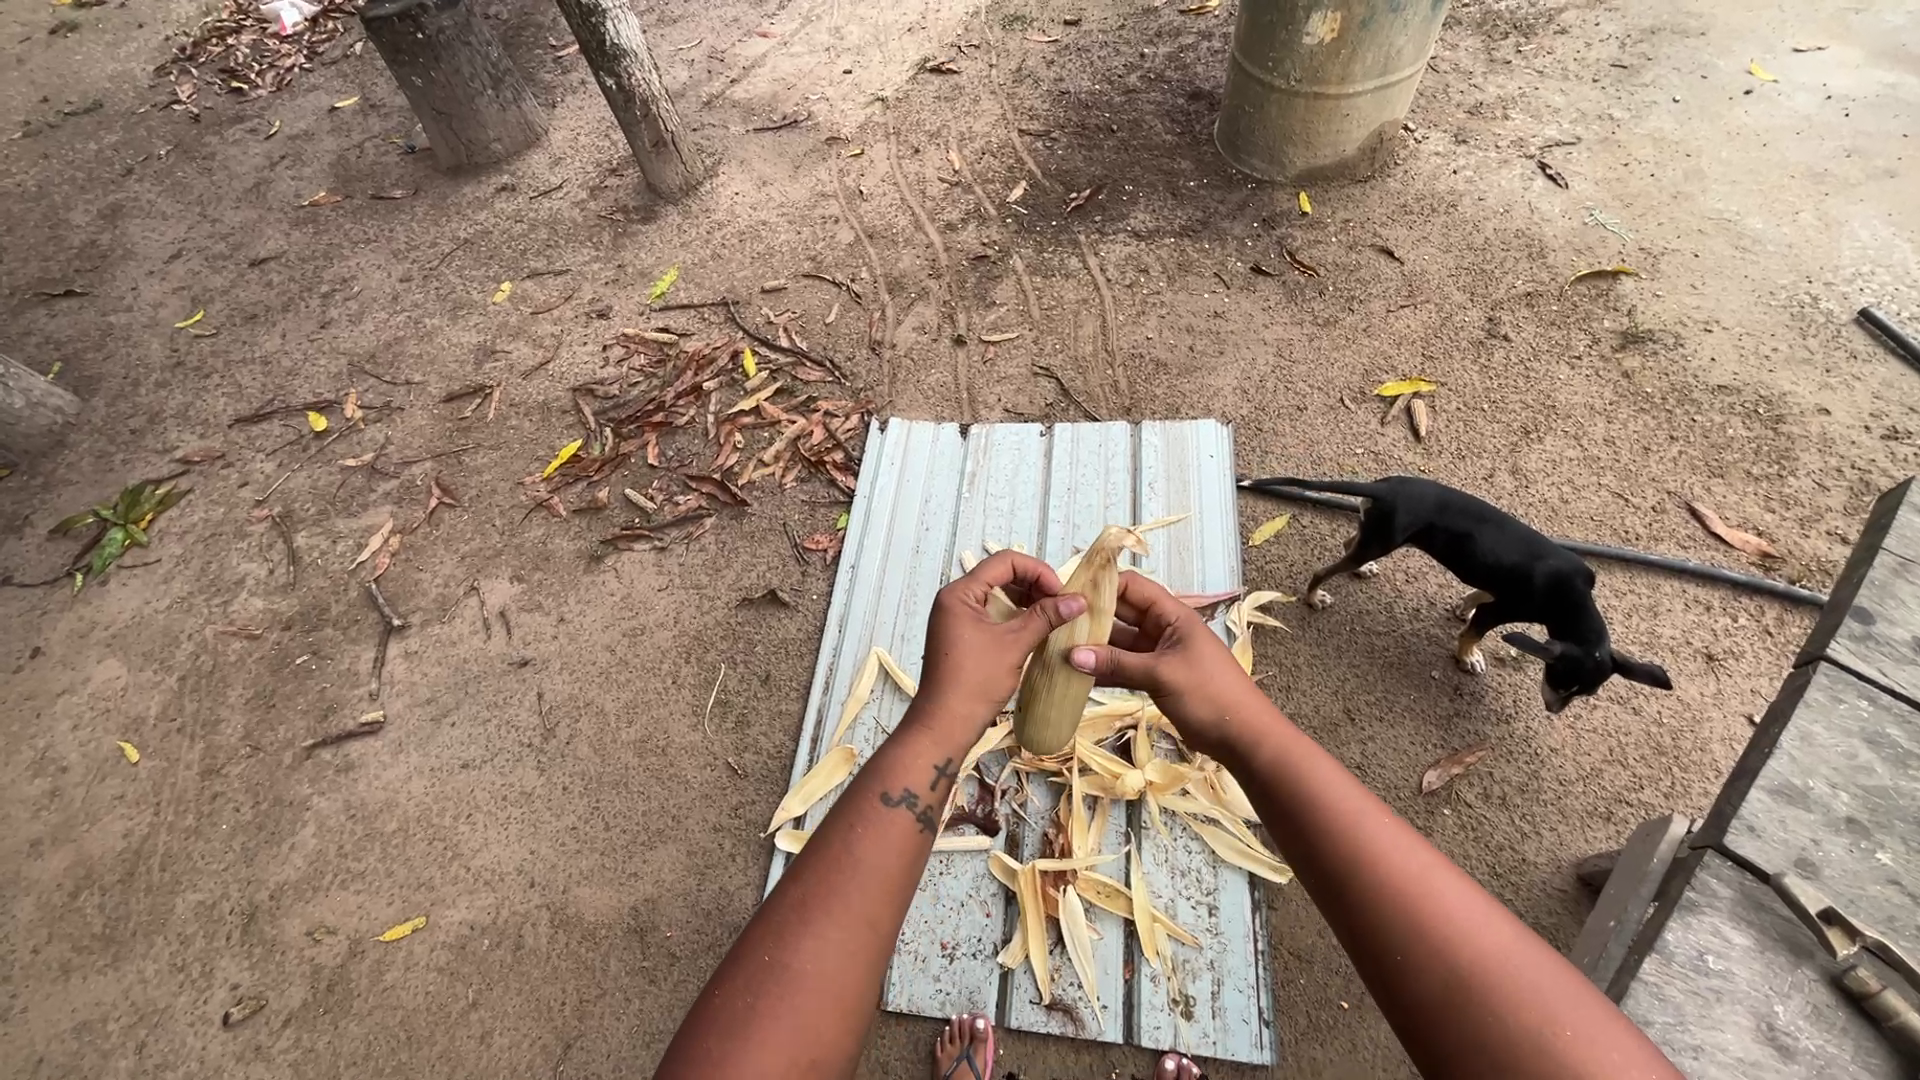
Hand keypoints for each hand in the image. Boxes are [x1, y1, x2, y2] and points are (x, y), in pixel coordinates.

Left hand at [915, 550, 1086, 734]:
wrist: (945, 723)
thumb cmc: (974, 682)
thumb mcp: (1014, 644)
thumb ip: (1045, 617)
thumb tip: (1078, 599)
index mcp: (959, 593)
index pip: (1004, 562)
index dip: (1037, 571)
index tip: (1060, 592)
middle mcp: (954, 599)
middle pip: (1000, 575)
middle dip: (1034, 584)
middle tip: (1061, 603)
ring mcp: (956, 618)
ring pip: (997, 595)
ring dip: (1026, 600)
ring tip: (1052, 615)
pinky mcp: (962, 635)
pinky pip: (992, 614)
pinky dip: (1014, 616)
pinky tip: (1035, 629)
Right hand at [1067, 572, 1265, 758]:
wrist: (1243, 737)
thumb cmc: (1210, 694)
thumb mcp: (1162, 674)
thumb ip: (1117, 663)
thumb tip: (1072, 655)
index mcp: (1172, 614)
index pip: (1131, 587)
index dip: (1102, 585)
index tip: (1069, 593)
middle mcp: (1162, 628)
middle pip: (1120, 613)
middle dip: (1091, 616)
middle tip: (1055, 622)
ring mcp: (1157, 654)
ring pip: (1118, 642)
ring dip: (1093, 646)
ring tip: (1058, 648)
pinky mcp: (1153, 677)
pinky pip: (1122, 666)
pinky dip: (1103, 670)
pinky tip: (1076, 674)